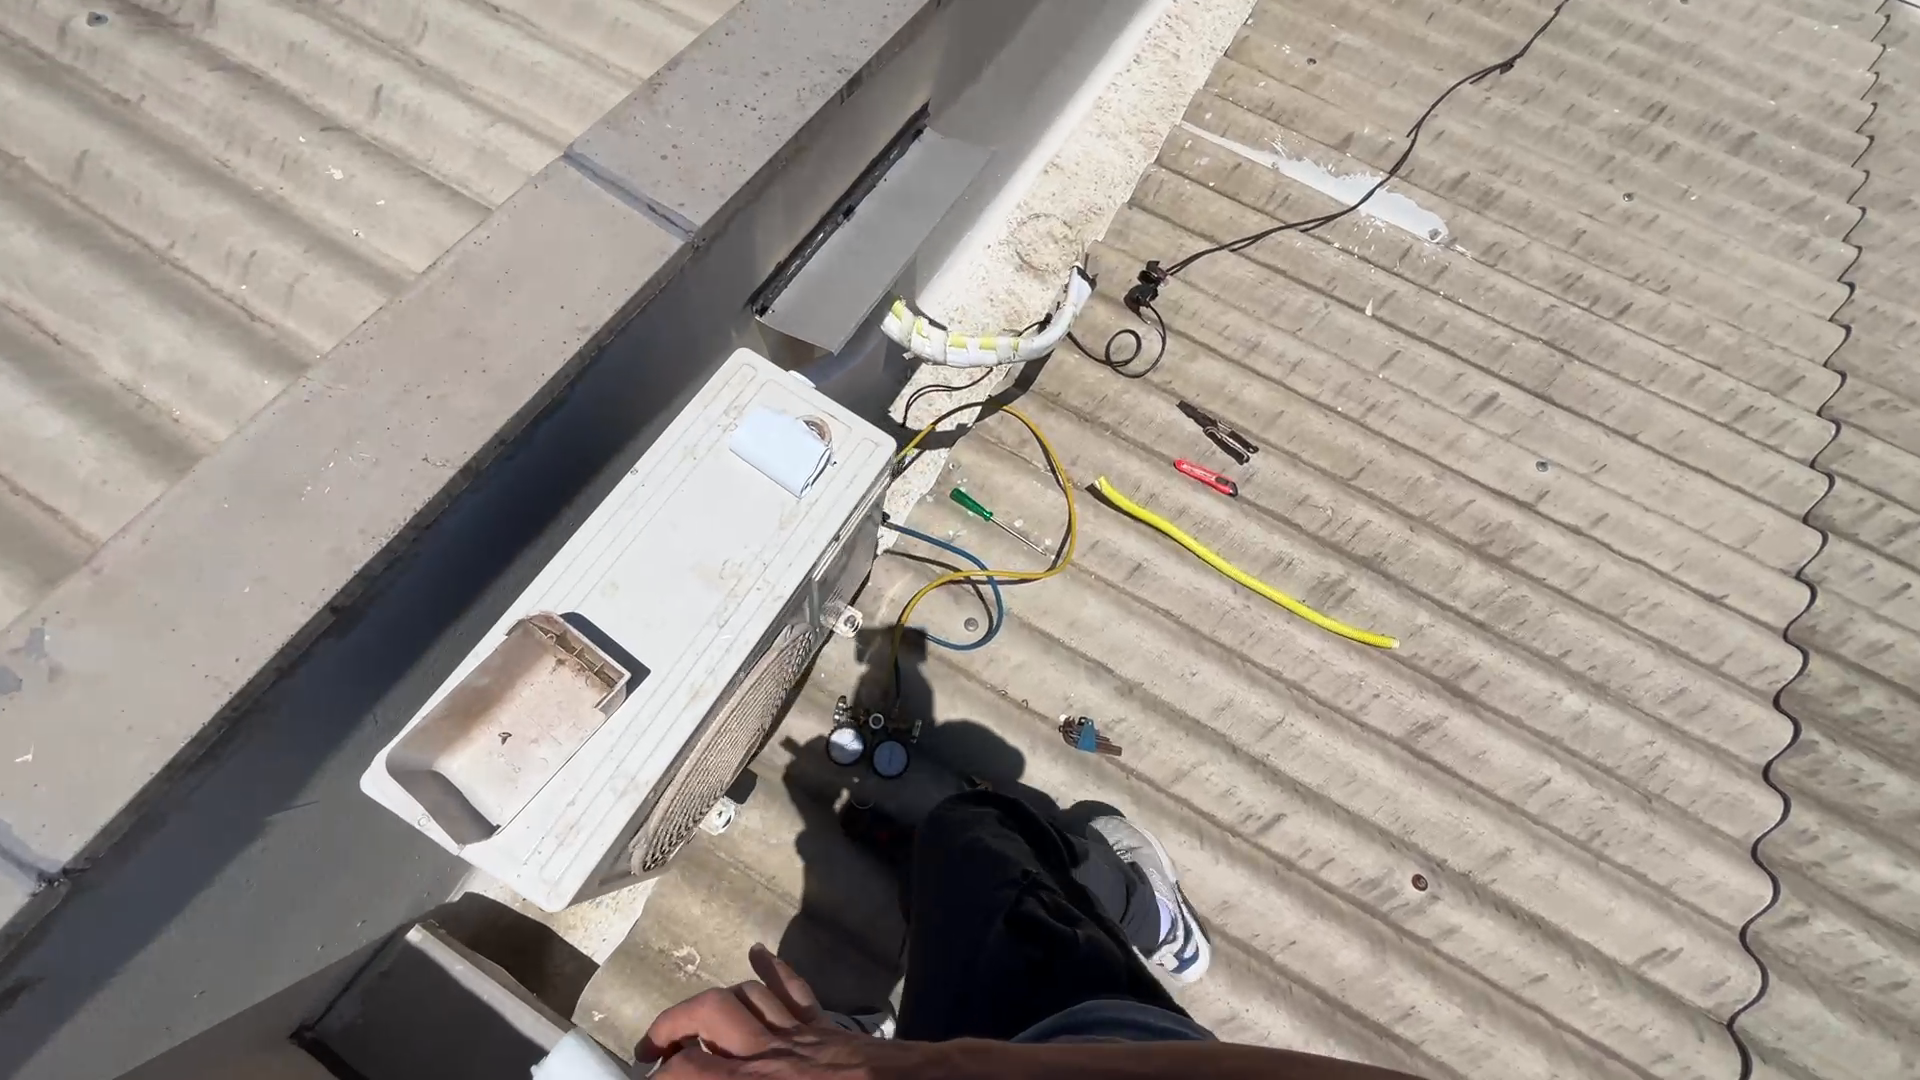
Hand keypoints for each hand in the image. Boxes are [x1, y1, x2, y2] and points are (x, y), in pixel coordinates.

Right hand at [640, 944, 924, 1078]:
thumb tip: (702, 1079)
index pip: (685, 1070)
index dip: (658, 1075)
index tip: (645, 1079)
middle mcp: (768, 1049)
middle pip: (708, 1012)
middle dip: (673, 1023)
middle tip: (652, 1047)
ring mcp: (796, 1030)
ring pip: (745, 994)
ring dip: (715, 1001)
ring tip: (693, 1018)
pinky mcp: (821, 1023)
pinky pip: (792, 986)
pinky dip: (770, 968)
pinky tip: (755, 954)